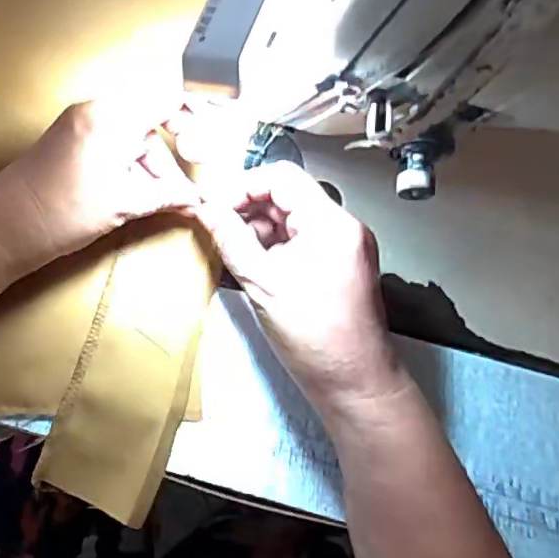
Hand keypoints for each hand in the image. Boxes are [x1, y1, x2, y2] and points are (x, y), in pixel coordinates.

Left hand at [0, 98, 199, 278]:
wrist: (2, 226)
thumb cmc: (63, 212)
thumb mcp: (123, 203)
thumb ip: (165, 195)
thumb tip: (195, 199)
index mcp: (110, 115)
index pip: (166, 97)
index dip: (193, 116)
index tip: (205, 145)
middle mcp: (93, 110)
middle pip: (147, 120)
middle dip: (168, 155)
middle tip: (179, 189)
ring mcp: (76, 125)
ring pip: (127, 135)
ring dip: (146, 165)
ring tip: (155, 201)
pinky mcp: (65, 142)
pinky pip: (107, 143)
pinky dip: (124, 165)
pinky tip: (130, 194)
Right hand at [191, 160, 410, 419]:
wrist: (352, 380)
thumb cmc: (317, 336)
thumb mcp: (261, 281)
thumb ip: (230, 238)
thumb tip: (206, 209)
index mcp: (331, 224)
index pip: (280, 177)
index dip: (241, 187)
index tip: (215, 207)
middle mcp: (341, 227)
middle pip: (283, 196)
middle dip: (245, 210)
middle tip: (217, 230)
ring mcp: (339, 245)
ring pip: (286, 218)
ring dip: (254, 230)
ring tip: (234, 254)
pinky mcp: (334, 263)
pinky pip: (294, 239)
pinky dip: (269, 247)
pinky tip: (251, 267)